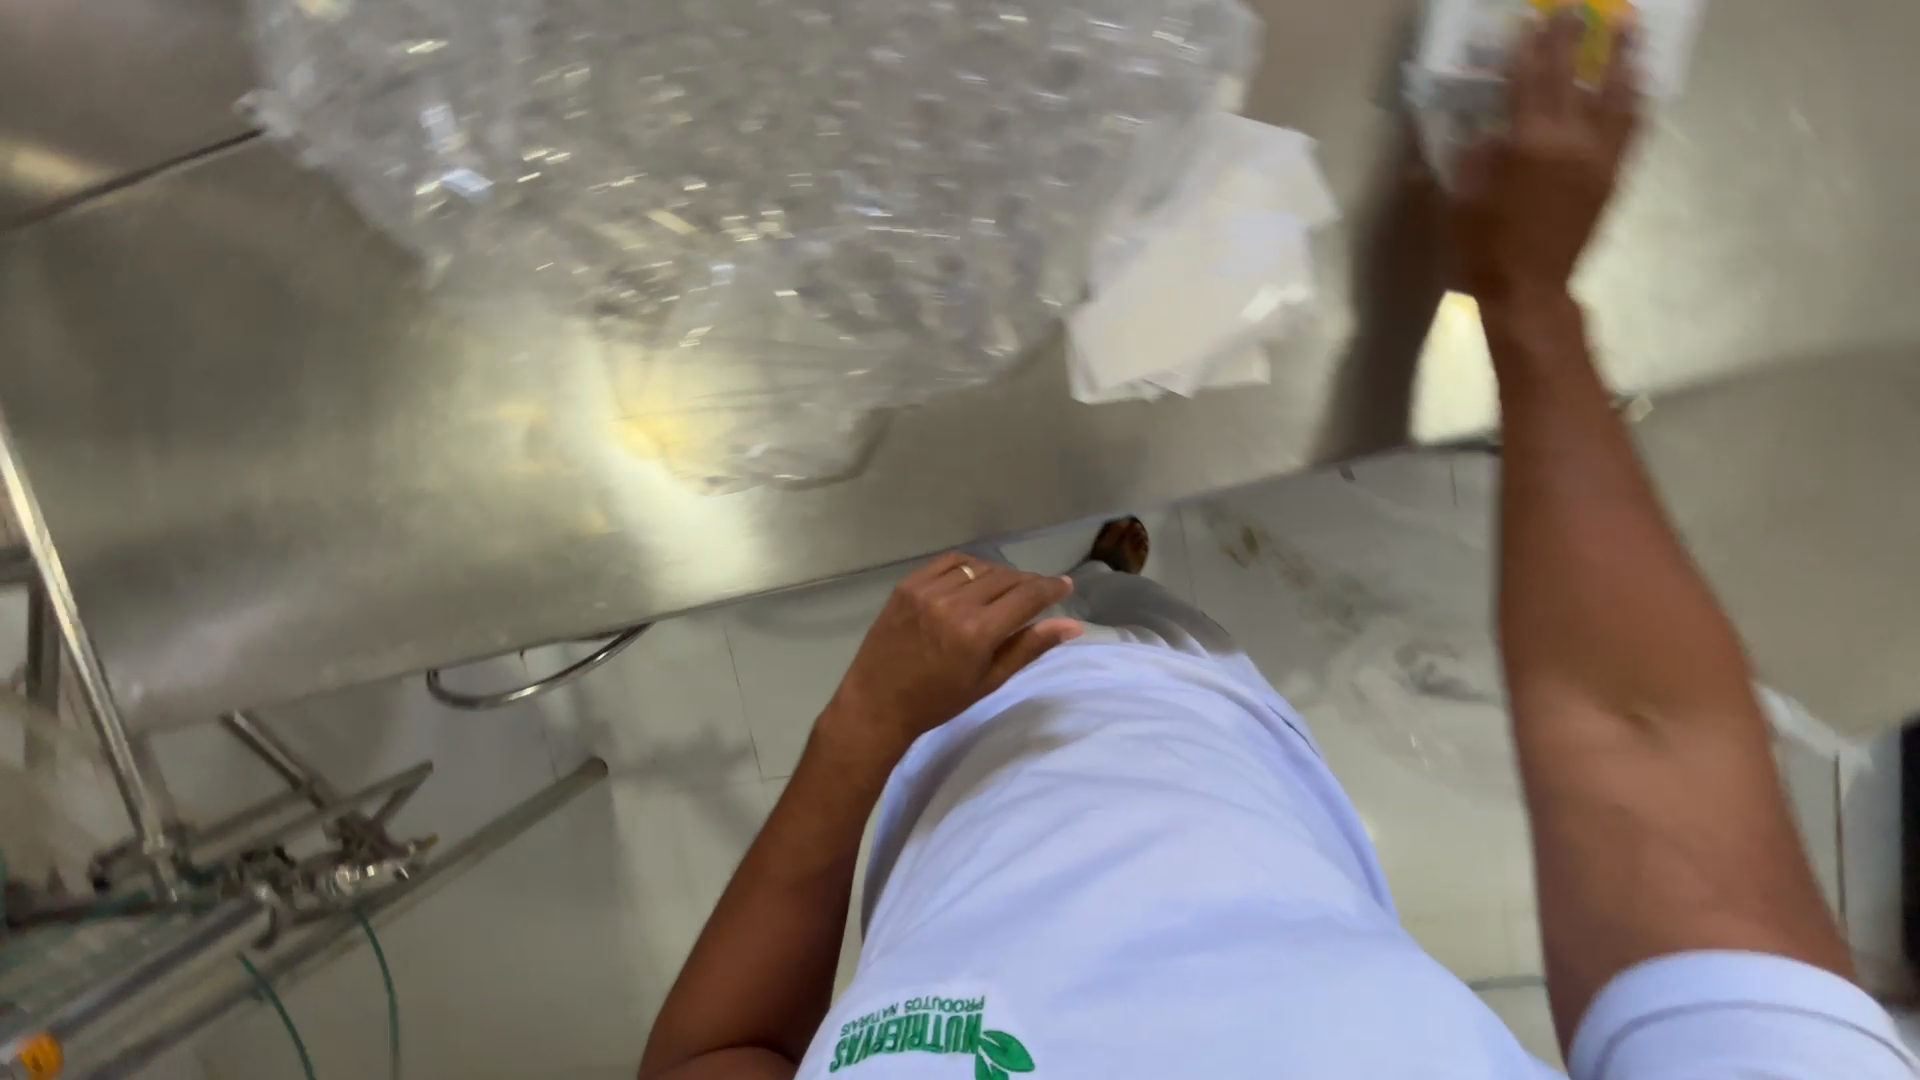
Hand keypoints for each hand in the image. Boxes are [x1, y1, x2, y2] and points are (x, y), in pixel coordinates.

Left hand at [823, 554, 1082, 752]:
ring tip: (1007, 589)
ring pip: (979, 567)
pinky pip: (949, 562)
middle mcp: (954, 603)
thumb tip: (1073, 625)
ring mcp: (928, 591)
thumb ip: (1029, 647)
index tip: (1065, 585)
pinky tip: (975, 577)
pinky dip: (969, 566)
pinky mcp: (908, 585)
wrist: (877, 703)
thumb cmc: (938, 701)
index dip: (1051, 588)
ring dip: (1000, 575)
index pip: (1027, 596)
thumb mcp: (990, 680)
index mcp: (977, 632)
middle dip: (1028, 583)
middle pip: (1006, 578)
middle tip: (1038, 592)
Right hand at [1451, 5, 1641, 301]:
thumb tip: (1478, 133)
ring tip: (1628, 27)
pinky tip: (1639, 82)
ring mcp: (1600, 156)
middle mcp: (1571, 140)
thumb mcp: (1456, 207)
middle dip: (1572, 39)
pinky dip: (1636, 98)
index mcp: (1526, 146)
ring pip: (1619, 93)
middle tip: (1575, 9)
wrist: (1529, 291)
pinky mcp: (1613, 175)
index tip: (1529, 19)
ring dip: (1624, 55)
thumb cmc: (1480, 252)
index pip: (1528, 82)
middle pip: (1575, 76)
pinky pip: (1633, 126)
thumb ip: (1467, 163)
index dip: (1527, 48)